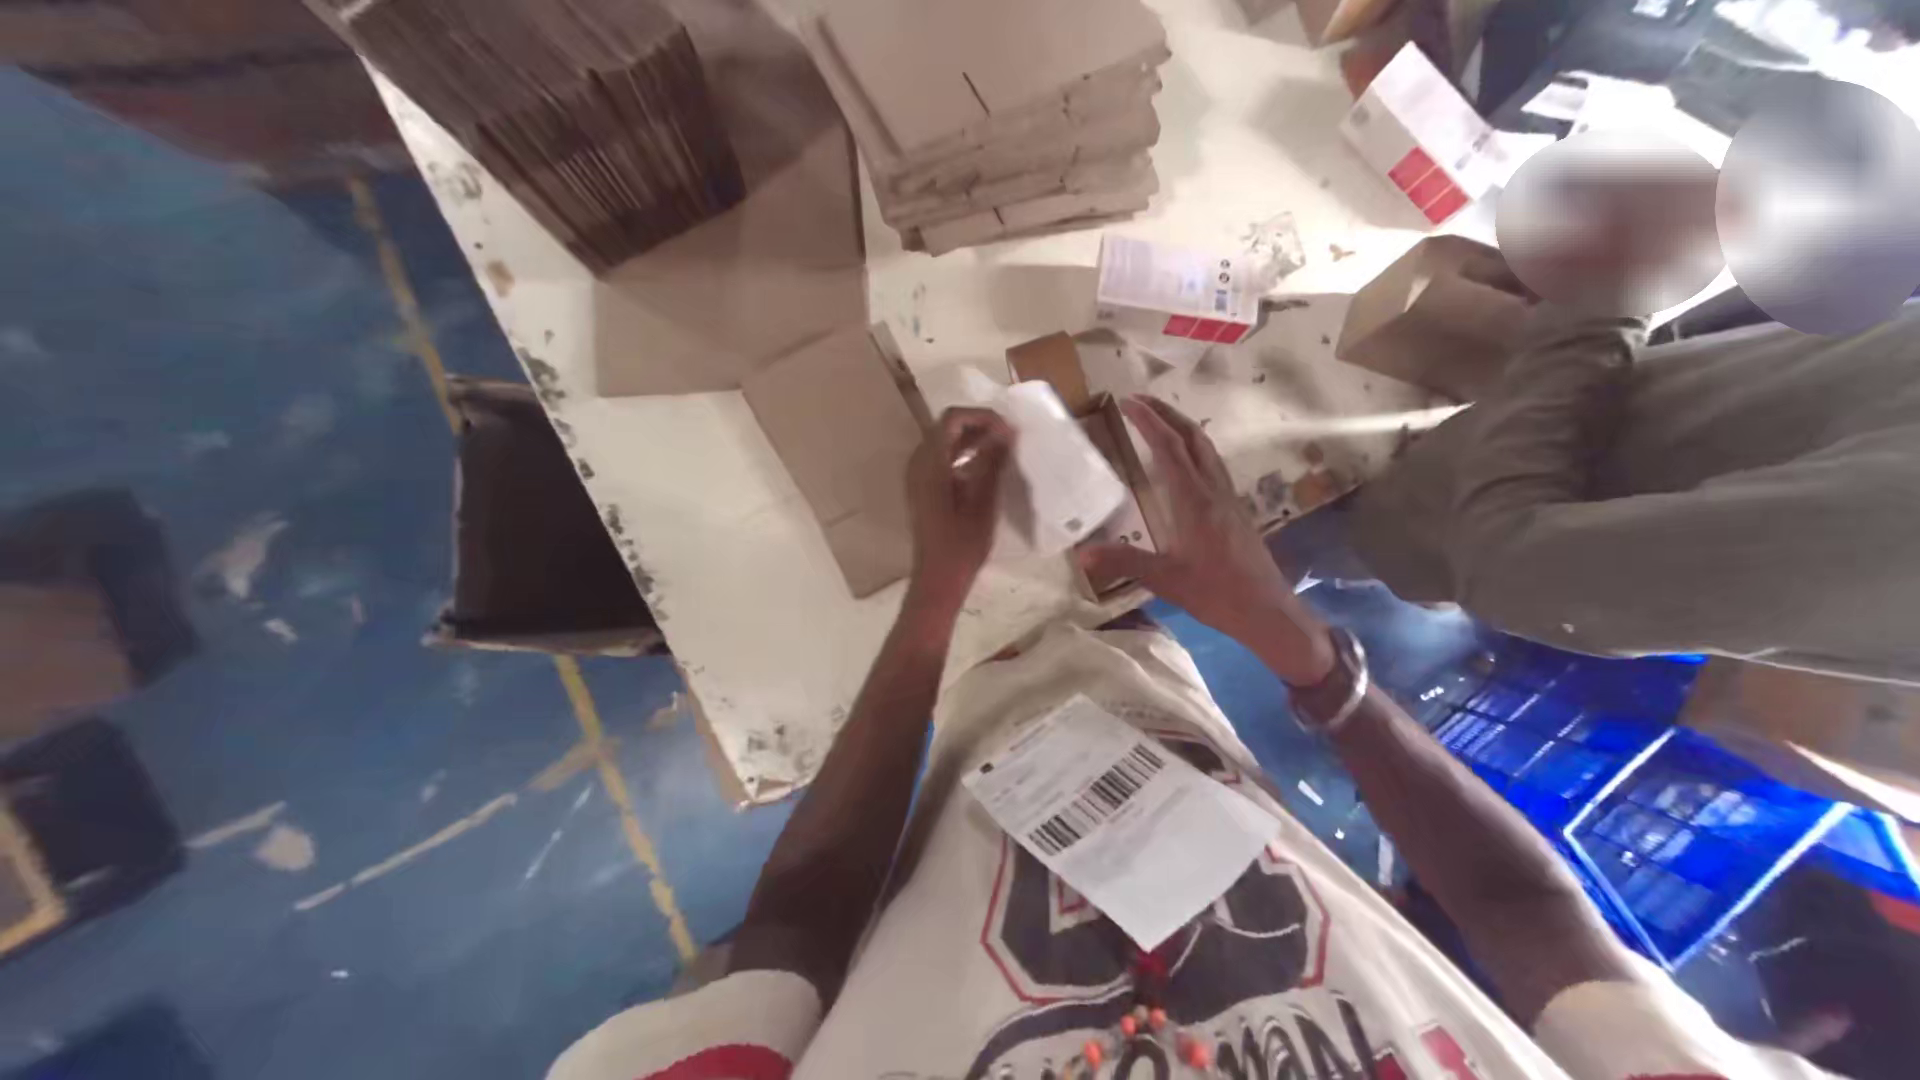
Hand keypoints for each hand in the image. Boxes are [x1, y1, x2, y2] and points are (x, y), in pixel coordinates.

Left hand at [906, 407, 1013, 609]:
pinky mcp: (922, 489)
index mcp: (930, 464)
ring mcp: (917, 476)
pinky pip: (941, 459)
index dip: (982, 417)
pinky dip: (962, 455)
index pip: (952, 419)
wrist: (938, 577)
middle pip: (946, 427)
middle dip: (978, 425)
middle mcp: (918, 463)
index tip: (1008, 430)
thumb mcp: (983, 501)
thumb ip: (991, 462)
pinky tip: (985, 468)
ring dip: (971, 440)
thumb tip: (1005, 432)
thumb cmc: (962, 544)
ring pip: (943, 442)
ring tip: (1002, 449)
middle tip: (1008, 437)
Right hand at [1079, 396, 1333, 685]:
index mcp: (1193, 501)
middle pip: (1191, 436)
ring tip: (1158, 419)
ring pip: (1205, 447)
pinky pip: (1211, 463)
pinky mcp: (1234, 507)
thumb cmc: (1216, 594)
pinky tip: (1182, 458)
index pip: (1168, 448)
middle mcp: (1212, 489)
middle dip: (1165, 412)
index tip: (1127, 402)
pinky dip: (1192, 446)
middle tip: (1139, 400)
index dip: (1148, 421)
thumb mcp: (1164, 579)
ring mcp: (1227, 496)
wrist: (1267, 610)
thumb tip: (1081, 553)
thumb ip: (1123, 561)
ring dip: (1181, 425)